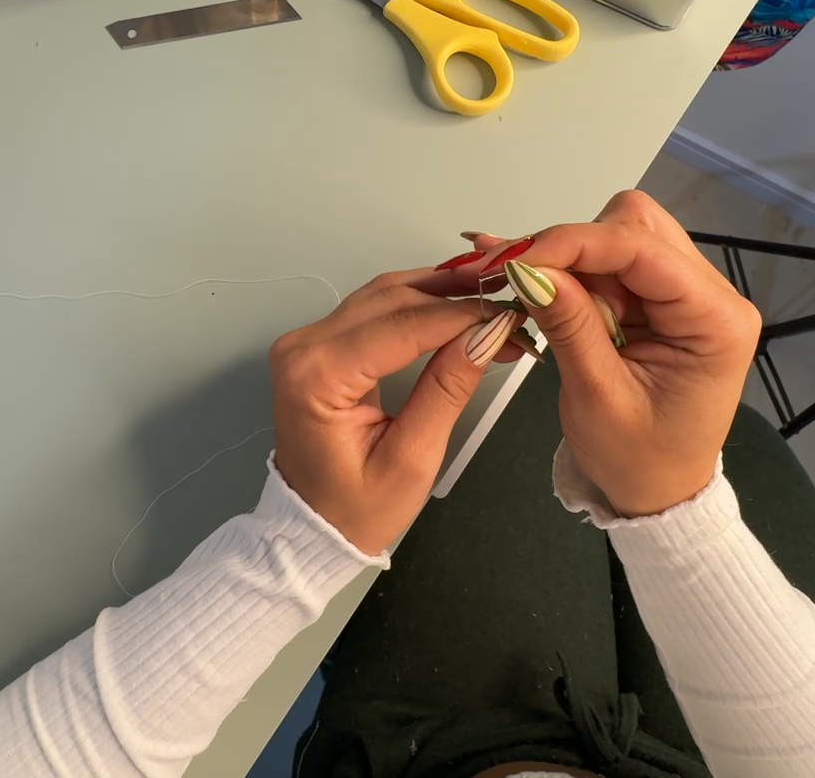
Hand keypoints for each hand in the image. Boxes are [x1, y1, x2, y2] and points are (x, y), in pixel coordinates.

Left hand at [269, 269, 517, 554]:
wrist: (310, 523)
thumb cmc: (356, 507)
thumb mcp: (412, 459)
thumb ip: (446, 390)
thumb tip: (487, 335)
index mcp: (318, 377)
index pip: (401, 327)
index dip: (460, 316)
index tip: (510, 314)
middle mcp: (304, 347)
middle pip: (389, 299)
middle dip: (453, 297)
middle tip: (508, 304)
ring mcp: (307, 341)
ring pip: (381, 294)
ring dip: (436, 290)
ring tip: (489, 295)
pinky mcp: (317, 343)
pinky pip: (370, 307)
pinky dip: (414, 301)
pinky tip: (452, 303)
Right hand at [444, 192, 759, 516]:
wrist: (656, 489)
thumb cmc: (636, 457)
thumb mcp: (596, 396)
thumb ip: (567, 324)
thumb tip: (527, 267)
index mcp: (714, 321)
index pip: (641, 249)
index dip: (572, 243)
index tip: (512, 260)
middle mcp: (707, 294)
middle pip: (633, 226)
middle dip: (569, 245)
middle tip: (513, 273)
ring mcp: (680, 291)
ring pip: (616, 233)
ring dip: (565, 256)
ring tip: (521, 284)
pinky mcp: (652, 297)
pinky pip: (605, 260)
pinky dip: (565, 267)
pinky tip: (528, 278)